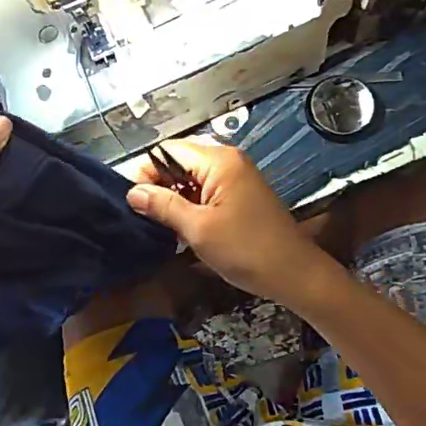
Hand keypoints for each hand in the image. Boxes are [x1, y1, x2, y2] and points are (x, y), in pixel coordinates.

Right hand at [126, 139, 343, 306]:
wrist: (294, 274)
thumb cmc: (246, 250)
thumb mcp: (198, 229)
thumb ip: (163, 206)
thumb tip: (132, 193)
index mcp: (219, 161)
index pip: (168, 151)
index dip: (145, 171)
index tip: (131, 200)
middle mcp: (227, 161)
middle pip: (178, 162)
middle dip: (157, 185)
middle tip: (142, 214)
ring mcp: (235, 178)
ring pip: (190, 179)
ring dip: (172, 198)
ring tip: (157, 222)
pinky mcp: (238, 196)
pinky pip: (204, 191)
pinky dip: (189, 205)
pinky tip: (179, 226)